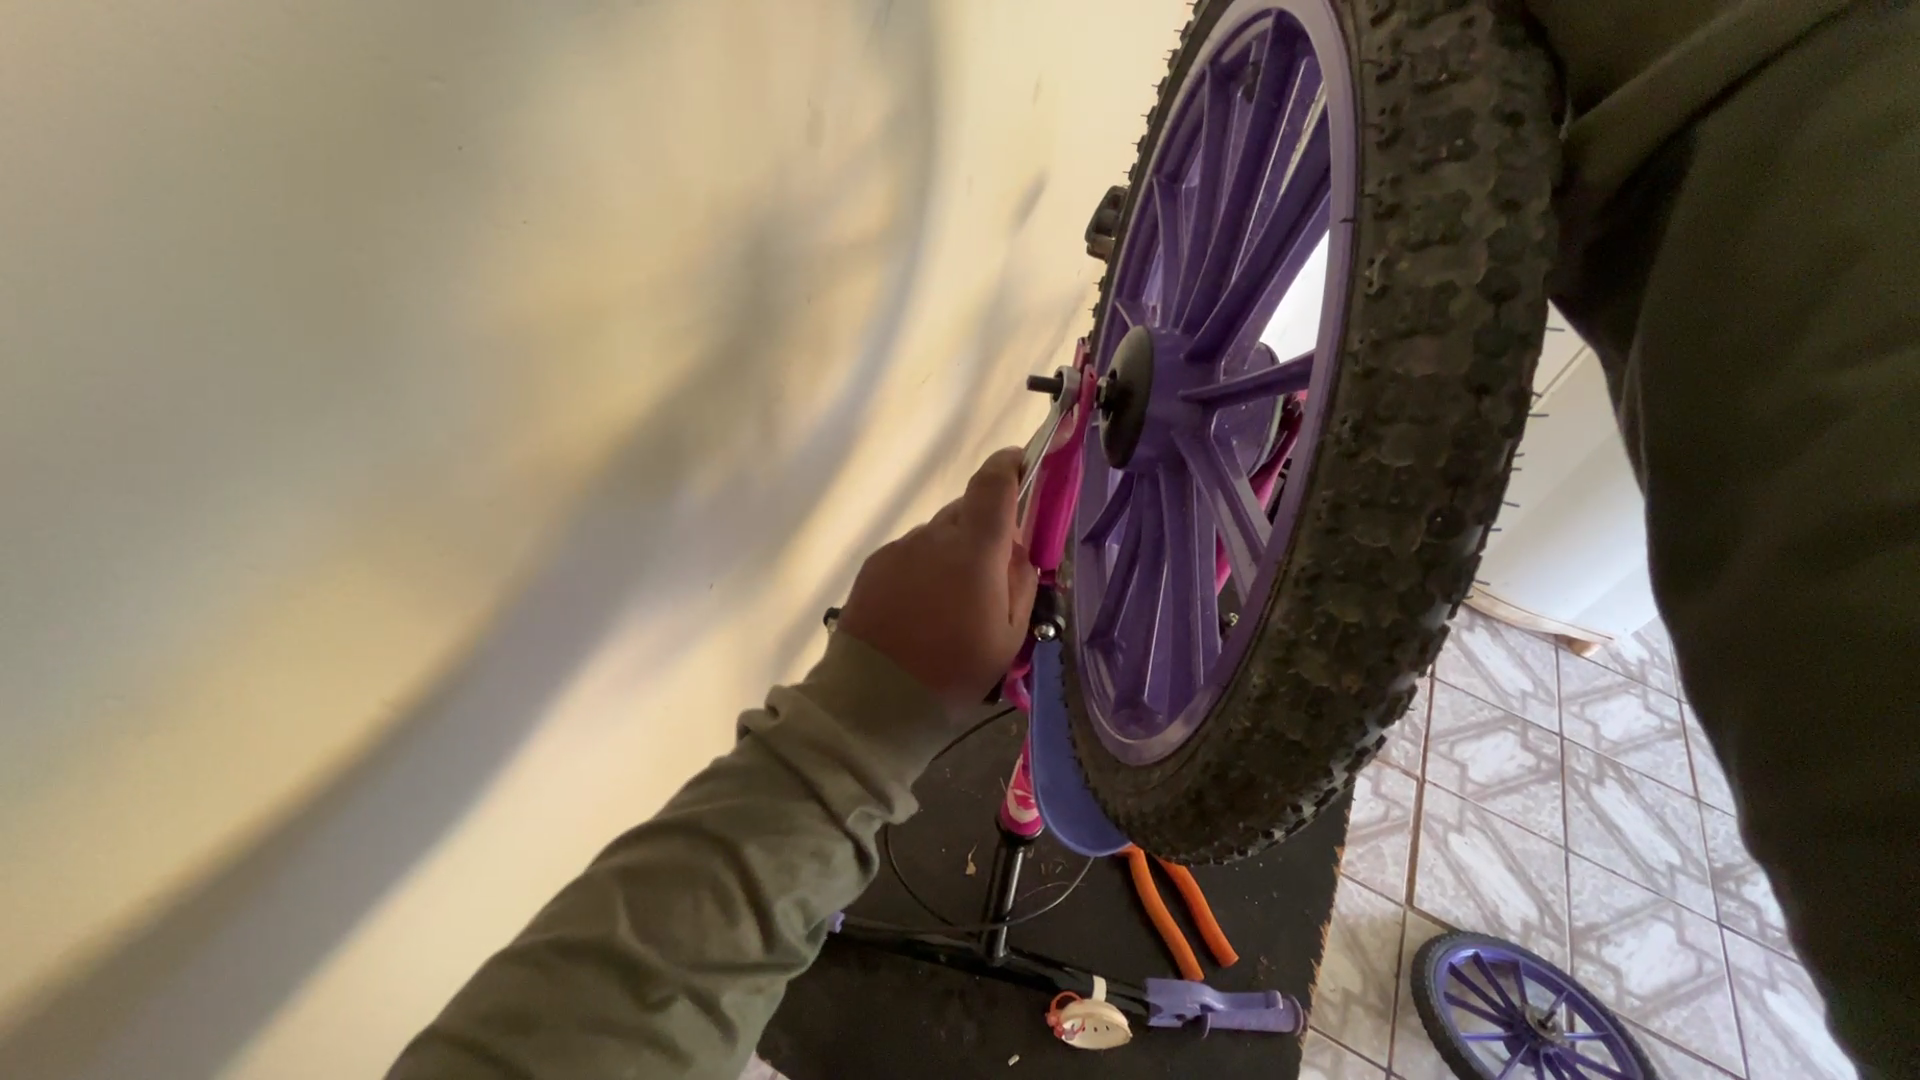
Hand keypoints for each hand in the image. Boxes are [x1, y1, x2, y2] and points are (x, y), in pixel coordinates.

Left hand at [837, 447, 1040, 711]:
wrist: (876, 698)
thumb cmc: (953, 671)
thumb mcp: (1009, 635)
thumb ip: (1021, 581)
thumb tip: (1017, 549)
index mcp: (974, 550)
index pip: (993, 483)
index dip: (1010, 465)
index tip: (1022, 463)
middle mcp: (934, 537)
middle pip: (966, 510)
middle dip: (985, 528)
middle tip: (992, 571)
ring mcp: (900, 549)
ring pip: (938, 533)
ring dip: (952, 551)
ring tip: (952, 600)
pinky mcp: (874, 566)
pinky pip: (911, 553)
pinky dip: (925, 566)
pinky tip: (923, 606)